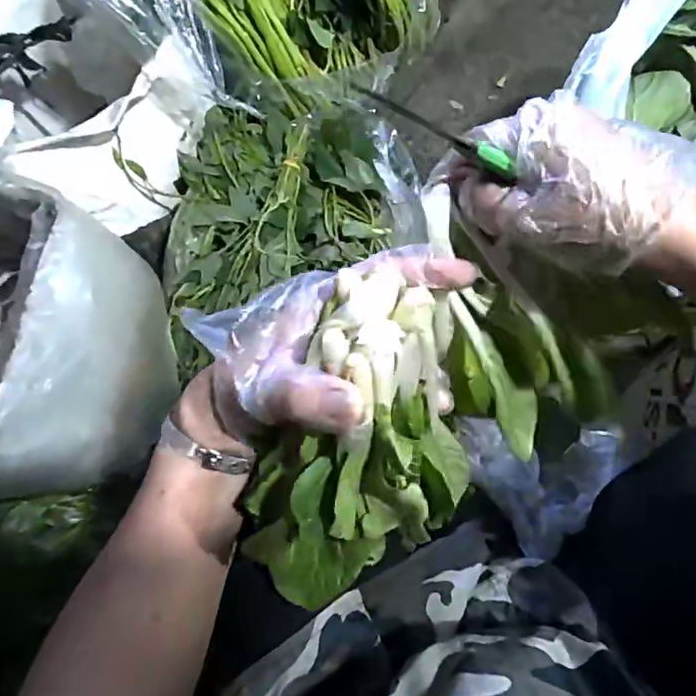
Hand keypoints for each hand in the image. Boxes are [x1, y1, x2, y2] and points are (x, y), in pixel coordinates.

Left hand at [181, 247, 478, 445]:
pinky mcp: (362, 387)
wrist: (229, 428)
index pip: (382, 272)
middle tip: (458, 348)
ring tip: (440, 396)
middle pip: (405, 308)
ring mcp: (358, 355)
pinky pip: (398, 384)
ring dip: (427, 368)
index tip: (465, 274)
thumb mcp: (263, 387)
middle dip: (435, 324)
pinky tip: (427, 413)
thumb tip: (357, 408)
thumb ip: (303, 394)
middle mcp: (350, 323)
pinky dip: (414, 397)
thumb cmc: (242, 388)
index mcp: (328, 300)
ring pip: (406, 348)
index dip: (425, 268)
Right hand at [447, 98, 695, 272]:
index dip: (455, 173)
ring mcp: (579, 125)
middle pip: (498, 147)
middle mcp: (552, 112)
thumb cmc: (591, 224)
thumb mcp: (524, 220)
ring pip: (524, 155)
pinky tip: (545, 210)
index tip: (446, 201)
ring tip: (513, 220)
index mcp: (530, 124)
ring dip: (512, 185)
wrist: (671, 229)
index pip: (472, 141)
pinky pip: (550, 159)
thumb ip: (481, 201)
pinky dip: (537, 183)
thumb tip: (464, 189)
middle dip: (484, 181)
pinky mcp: (598, 141)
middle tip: (482, 219)